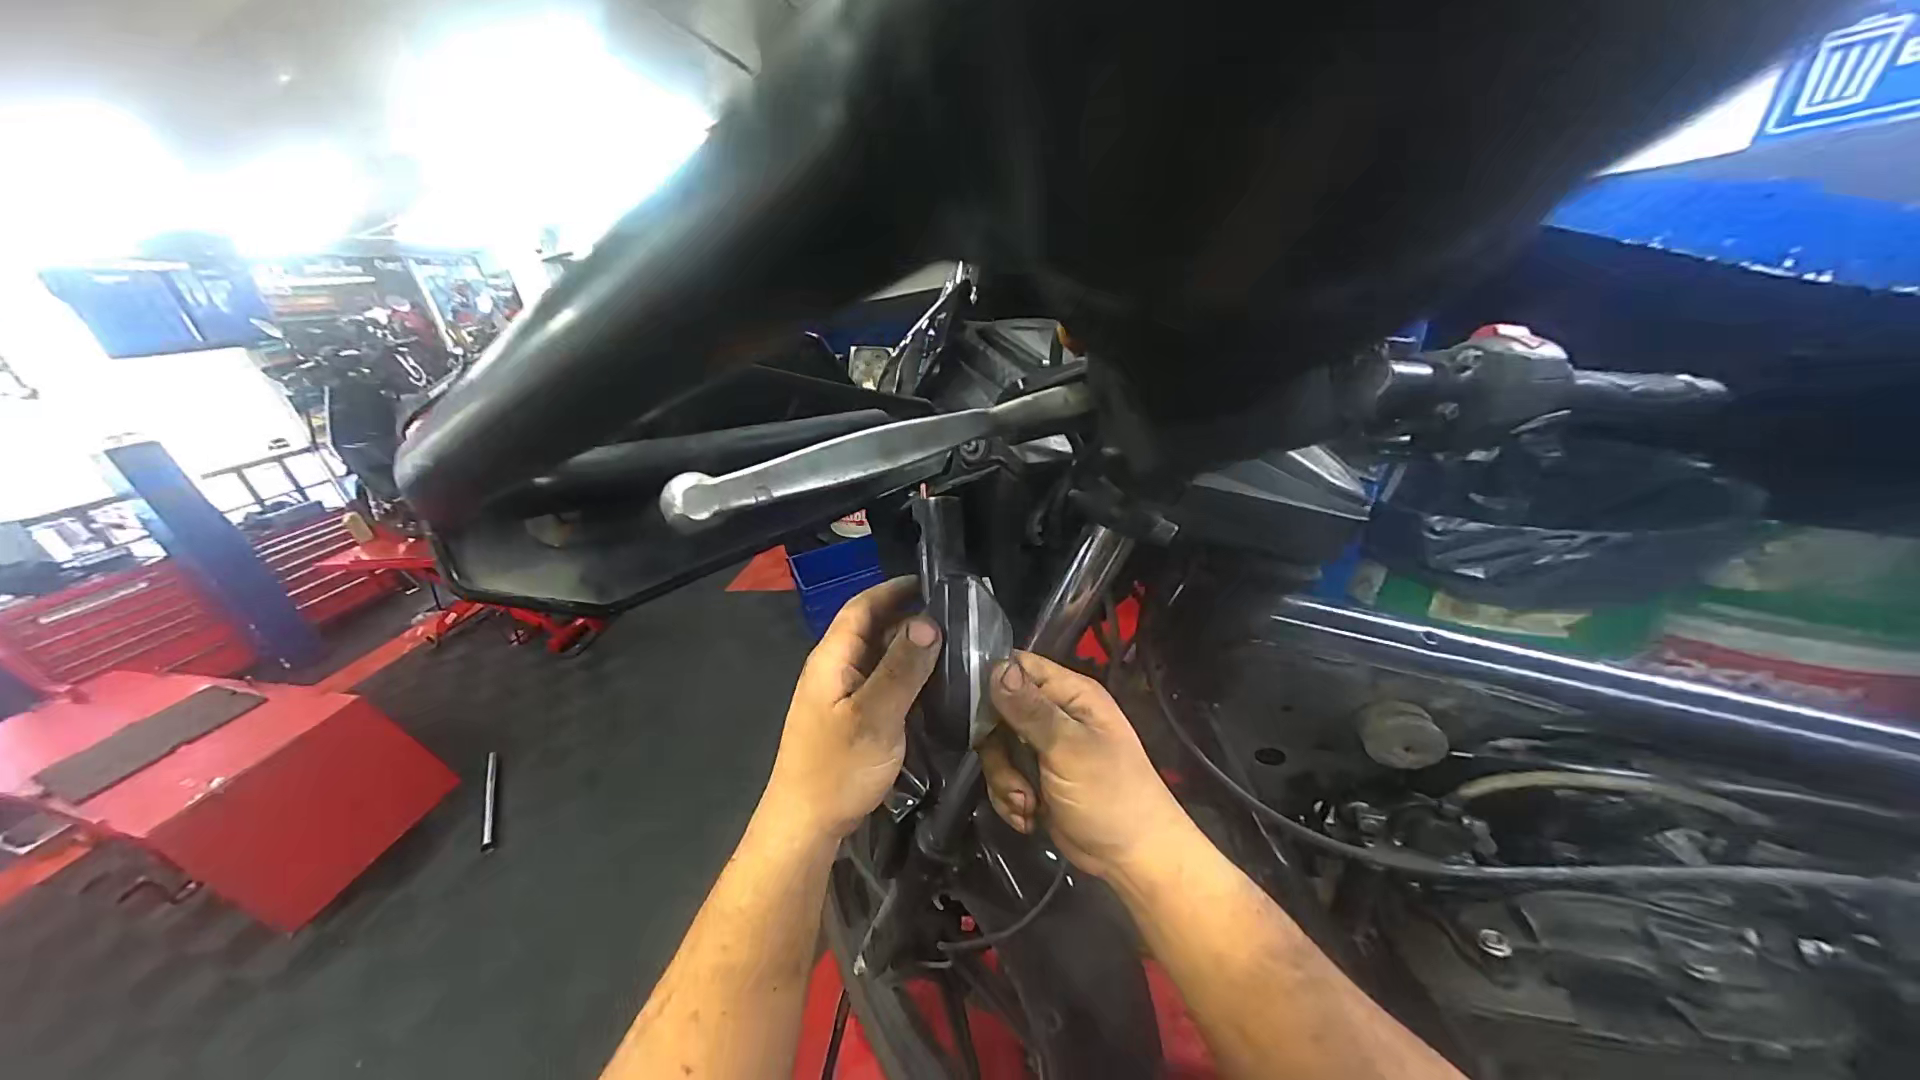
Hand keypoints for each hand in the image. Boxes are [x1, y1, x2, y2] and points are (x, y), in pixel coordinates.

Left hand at [763, 576, 940, 840]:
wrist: (807, 825)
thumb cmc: (836, 769)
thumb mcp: (874, 716)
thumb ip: (901, 668)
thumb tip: (928, 622)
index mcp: (833, 658)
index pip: (862, 607)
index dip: (895, 589)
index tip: (934, 581)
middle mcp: (837, 668)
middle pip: (874, 629)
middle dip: (911, 616)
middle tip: (958, 616)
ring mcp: (844, 694)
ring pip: (881, 656)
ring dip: (912, 647)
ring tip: (956, 644)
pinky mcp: (855, 716)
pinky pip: (884, 682)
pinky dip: (909, 675)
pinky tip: (937, 682)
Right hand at [980, 651, 1195, 879]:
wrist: (1133, 858)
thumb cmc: (1111, 796)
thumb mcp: (1069, 748)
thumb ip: (1030, 709)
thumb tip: (997, 668)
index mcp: (1070, 693)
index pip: (1019, 666)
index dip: (993, 681)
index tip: (979, 712)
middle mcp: (1055, 713)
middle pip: (999, 711)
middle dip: (998, 749)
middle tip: (1014, 776)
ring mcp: (1044, 747)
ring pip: (997, 749)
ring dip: (1005, 781)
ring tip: (1028, 803)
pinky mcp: (1035, 778)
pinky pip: (1004, 776)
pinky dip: (1010, 799)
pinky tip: (1029, 816)